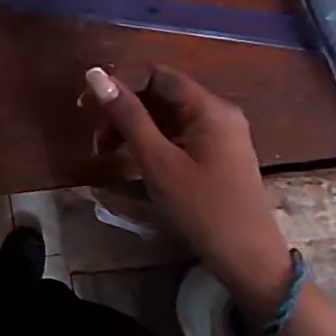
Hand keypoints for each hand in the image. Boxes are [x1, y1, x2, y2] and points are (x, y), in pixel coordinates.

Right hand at [85, 65, 292, 301]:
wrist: (248, 261)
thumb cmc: (202, 209)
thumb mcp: (158, 162)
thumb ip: (127, 116)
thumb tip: (95, 75)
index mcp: (209, 107)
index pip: (156, 75)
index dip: (119, 82)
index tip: (87, 105)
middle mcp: (217, 112)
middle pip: (161, 93)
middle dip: (124, 108)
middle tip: (95, 137)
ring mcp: (218, 134)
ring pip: (166, 115)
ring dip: (133, 126)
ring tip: (106, 152)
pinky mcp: (215, 153)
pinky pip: (176, 133)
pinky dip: (150, 140)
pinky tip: (131, 158)